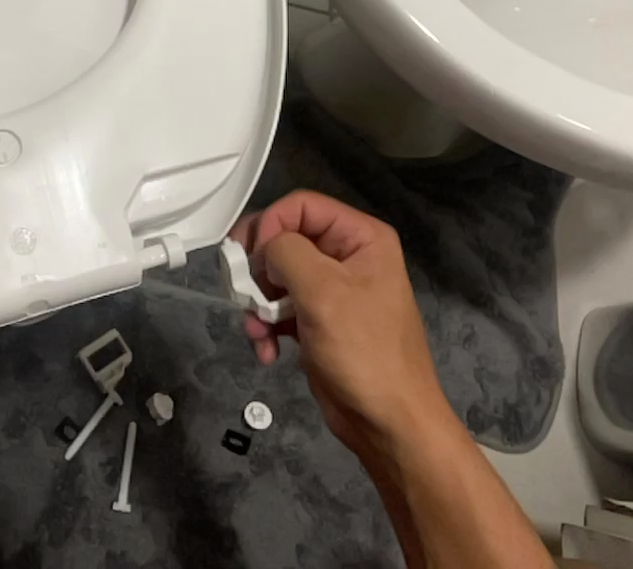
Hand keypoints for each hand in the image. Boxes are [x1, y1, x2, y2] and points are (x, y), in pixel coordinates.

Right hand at [229, 191, 448, 459]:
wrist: (388, 425)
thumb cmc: (364, 352)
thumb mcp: (323, 291)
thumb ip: (286, 252)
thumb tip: (263, 250)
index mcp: (360, 237)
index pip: (300, 206)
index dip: (270, 225)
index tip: (250, 259)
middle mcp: (346, 256)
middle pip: (284, 239)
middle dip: (259, 270)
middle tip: (244, 293)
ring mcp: (332, 290)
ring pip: (276, 276)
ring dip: (258, 304)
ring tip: (256, 332)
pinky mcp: (318, 320)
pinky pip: (279, 308)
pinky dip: (267, 327)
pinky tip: (267, 350)